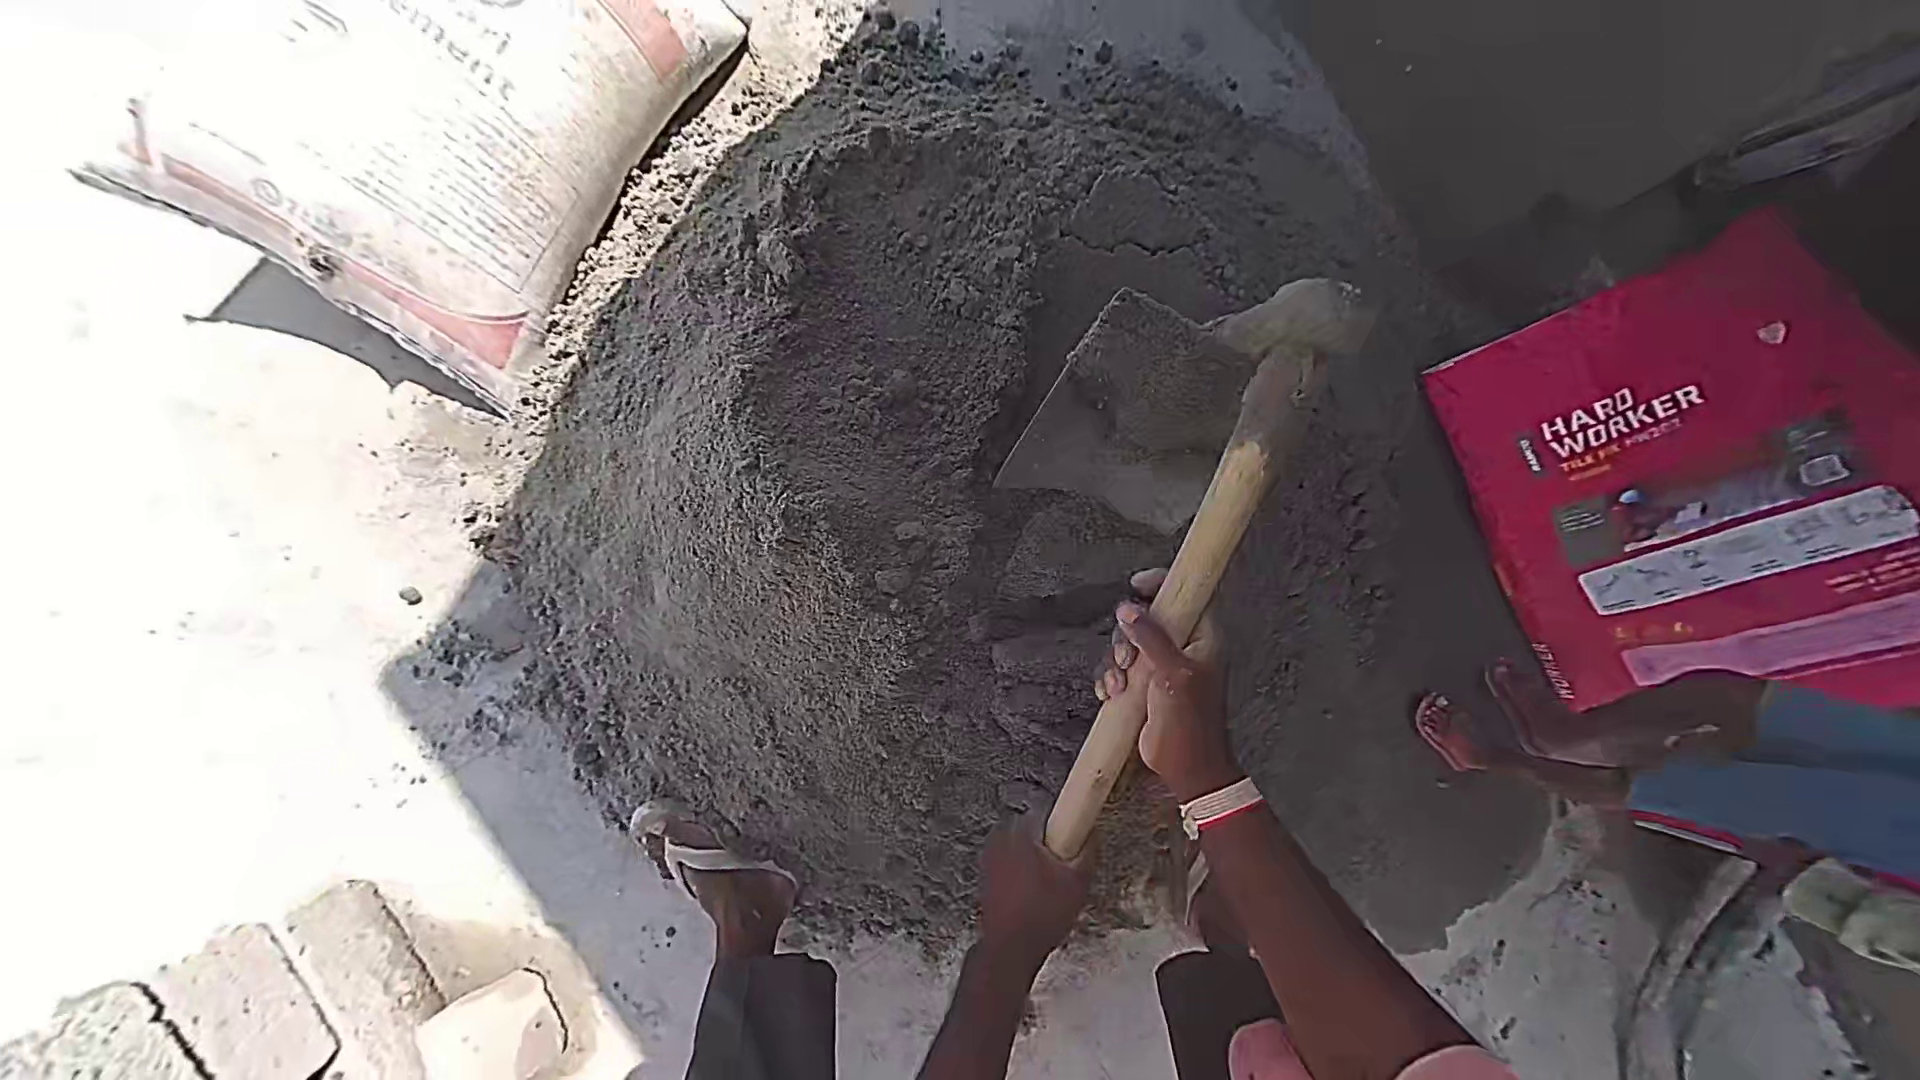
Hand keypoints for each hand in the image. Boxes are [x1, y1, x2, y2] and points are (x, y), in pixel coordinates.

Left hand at [976, 808, 1091, 971]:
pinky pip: (1008, 860)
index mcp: (1021, 830)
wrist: (1010, 949)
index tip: (1071, 834)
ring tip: (1048, 881)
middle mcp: (1000, 836)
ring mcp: (989, 854)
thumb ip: (1087, 851)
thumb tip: (1091, 834)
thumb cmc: (1041, 914)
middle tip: (1062, 863)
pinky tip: (1033, 892)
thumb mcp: (1078, 882)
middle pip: (1031, 826)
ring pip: (1019, 843)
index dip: (1063, 821)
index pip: (1045, 808)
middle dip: (1047, 840)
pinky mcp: (985, 873)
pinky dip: (1020, 869)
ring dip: (1033, 855)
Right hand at [1095, 569, 1240, 800]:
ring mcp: (1160, 665)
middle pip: (1145, 617)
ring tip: (1120, 684)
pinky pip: (1117, 667)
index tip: (1137, 584)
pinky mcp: (1143, 684)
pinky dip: (1109, 677)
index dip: (1161, 583)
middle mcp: (1181, 646)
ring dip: (1115, 661)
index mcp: (1202, 637)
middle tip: (1128, 659)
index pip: (1185, 593)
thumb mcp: (1172, 674)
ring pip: (1127, 642)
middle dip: (1127, 635)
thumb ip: (1150, 637)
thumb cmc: (1191, 723)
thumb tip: (1127, 608)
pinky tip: (1111, 694)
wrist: (1187, 769)